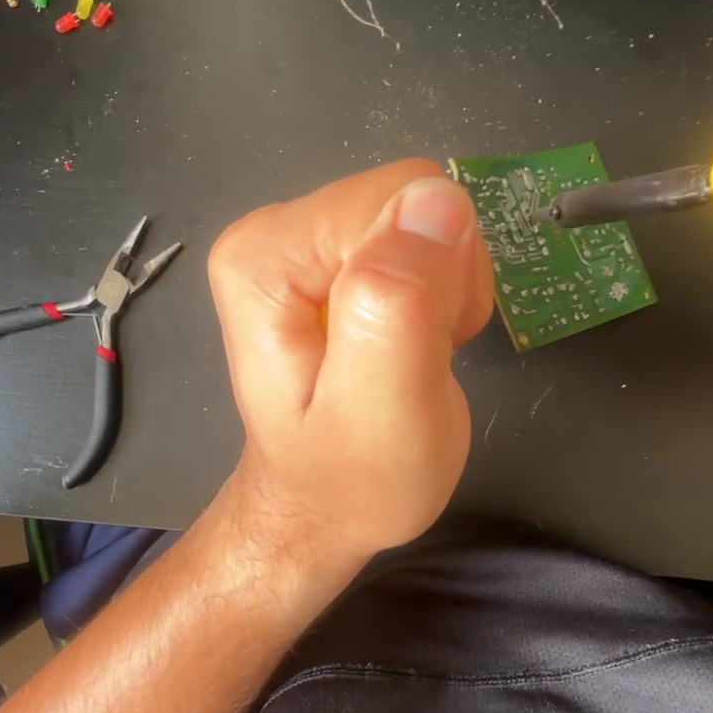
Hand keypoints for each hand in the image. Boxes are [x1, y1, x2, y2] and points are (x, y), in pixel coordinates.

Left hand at [208, 160, 494, 566]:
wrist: (324, 512)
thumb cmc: (353, 481)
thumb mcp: (384, 408)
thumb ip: (403, 301)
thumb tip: (438, 199)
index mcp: (267, 254)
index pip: (398, 201)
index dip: (436, 273)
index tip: (423, 345)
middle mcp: (274, 231)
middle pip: (411, 201)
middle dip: (442, 281)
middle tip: (419, 358)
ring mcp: (303, 242)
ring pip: (427, 219)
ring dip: (445, 293)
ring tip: (414, 359)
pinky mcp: (336, 259)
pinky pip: (425, 242)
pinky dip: (440, 296)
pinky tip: (413, 346)